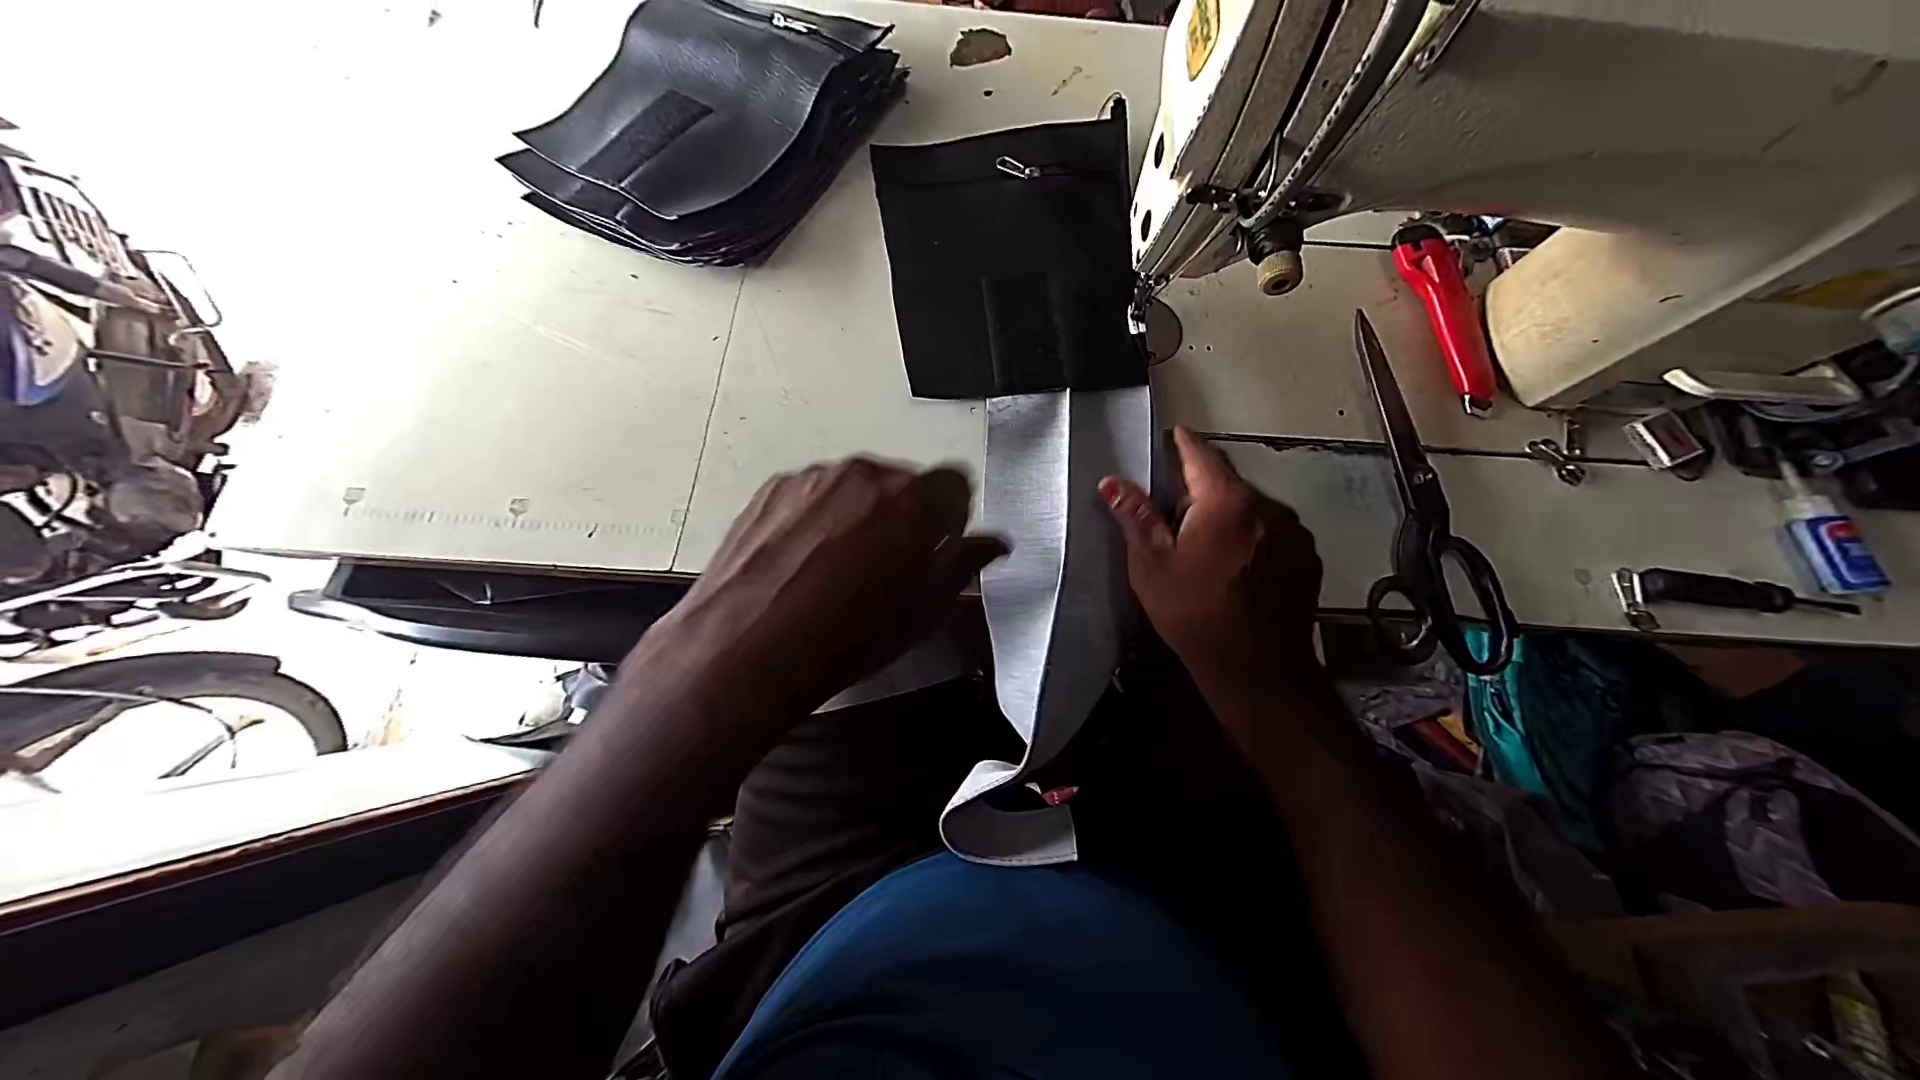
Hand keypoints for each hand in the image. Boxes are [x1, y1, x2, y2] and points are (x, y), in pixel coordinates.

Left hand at [634, 458, 1005, 713]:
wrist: (749, 648)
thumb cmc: (835, 637)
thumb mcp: (924, 609)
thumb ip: (965, 563)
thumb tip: (989, 545)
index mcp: (912, 498)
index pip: (956, 483)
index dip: (954, 517)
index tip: (944, 540)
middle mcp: (864, 476)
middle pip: (905, 483)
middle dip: (907, 517)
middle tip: (893, 566)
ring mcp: (815, 479)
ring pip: (857, 489)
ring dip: (861, 518)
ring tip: (845, 573)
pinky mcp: (775, 489)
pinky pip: (815, 496)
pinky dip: (820, 520)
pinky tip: (812, 567)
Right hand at [1098, 426, 1321, 676]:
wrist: (1256, 669)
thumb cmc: (1195, 614)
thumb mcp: (1152, 566)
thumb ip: (1136, 518)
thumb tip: (1112, 482)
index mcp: (1226, 503)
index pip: (1201, 456)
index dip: (1183, 444)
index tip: (1174, 435)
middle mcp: (1268, 507)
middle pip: (1228, 484)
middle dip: (1203, 491)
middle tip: (1177, 518)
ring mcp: (1294, 533)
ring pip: (1253, 508)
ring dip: (1230, 516)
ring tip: (1209, 549)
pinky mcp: (1307, 557)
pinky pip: (1274, 532)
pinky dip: (1254, 537)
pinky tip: (1238, 568)